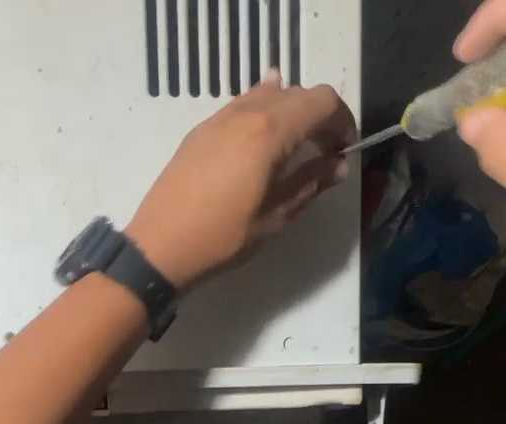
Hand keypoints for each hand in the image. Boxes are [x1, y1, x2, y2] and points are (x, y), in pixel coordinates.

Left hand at [127, 73, 357, 290]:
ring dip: (289, 113)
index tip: (345, 151)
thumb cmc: (221, 240)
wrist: (160, 248)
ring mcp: (218, 119)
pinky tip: (263, 134)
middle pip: (296, 94)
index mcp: (269, 133)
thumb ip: (309, 185)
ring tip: (295, 146)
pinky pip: (240, 106)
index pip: (321, 102)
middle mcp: (245, 114)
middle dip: (319, 117)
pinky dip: (261, 112)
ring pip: (266, 95)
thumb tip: (336, 165)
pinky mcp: (200, 132)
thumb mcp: (274, 218)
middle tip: (324, 152)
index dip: (342, 122)